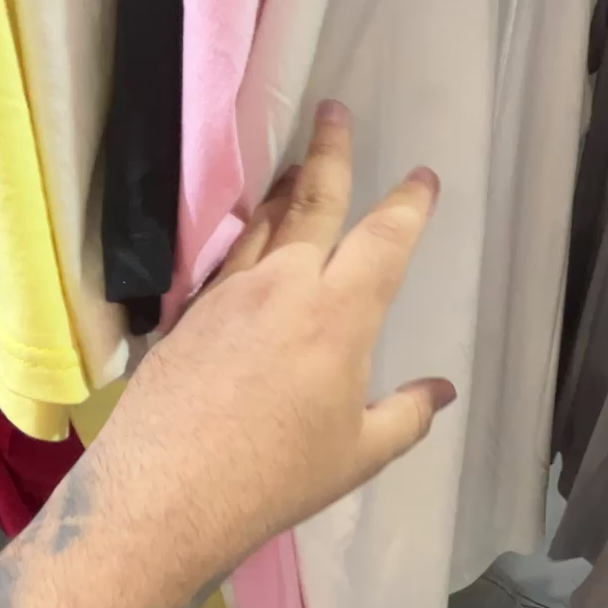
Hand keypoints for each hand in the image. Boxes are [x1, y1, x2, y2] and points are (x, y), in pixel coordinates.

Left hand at [84, 101, 454, 574]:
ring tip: (298, 164)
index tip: (422, 178)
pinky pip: (228, 256)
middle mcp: (283, 286)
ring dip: (286, 187)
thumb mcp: (361, 452)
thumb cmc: (278, 476)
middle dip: (331, 152)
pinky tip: (249, 238)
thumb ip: (408, 415)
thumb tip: (443, 392)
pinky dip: (248, 234)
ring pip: (264, 221)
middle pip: (313, 200)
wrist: (165, 496)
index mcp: (338, 315)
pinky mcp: (189, 313)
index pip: (384, 240)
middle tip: (334, 111)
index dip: (410, 205)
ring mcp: (228, 294)